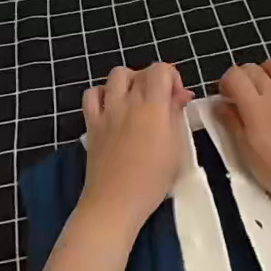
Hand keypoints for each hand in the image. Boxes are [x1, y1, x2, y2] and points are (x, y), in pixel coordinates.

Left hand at [79, 62, 193, 229]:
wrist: (115, 201)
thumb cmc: (153, 180)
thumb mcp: (176, 148)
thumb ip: (176, 116)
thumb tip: (180, 95)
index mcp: (153, 106)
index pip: (161, 70)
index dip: (173, 78)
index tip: (177, 101)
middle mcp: (128, 101)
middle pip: (140, 72)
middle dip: (154, 80)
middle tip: (160, 103)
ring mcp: (106, 111)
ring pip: (115, 75)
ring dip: (129, 82)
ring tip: (136, 101)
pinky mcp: (91, 123)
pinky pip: (92, 94)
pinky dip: (103, 94)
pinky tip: (112, 108)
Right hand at [216, 57, 270, 207]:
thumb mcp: (247, 153)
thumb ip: (233, 125)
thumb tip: (219, 105)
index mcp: (255, 107)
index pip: (235, 76)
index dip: (225, 82)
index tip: (224, 98)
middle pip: (254, 69)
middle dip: (241, 76)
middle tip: (239, 96)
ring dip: (266, 71)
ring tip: (263, 88)